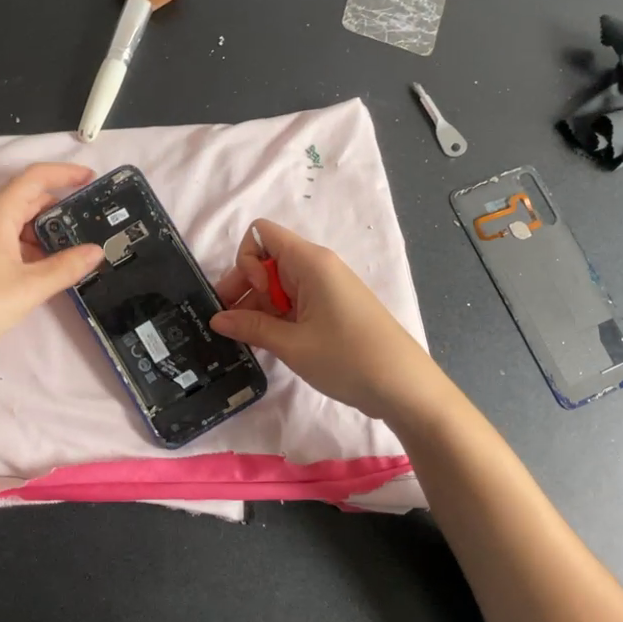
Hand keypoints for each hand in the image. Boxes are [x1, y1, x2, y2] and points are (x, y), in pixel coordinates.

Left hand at [0, 163, 104, 369]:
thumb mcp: (29, 287)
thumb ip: (66, 267)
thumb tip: (95, 251)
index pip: (36, 178)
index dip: (65, 173)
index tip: (92, 178)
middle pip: (26, 198)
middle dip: (58, 209)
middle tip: (90, 223)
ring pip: (14, 221)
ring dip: (42, 232)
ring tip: (72, 250)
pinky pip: (2, 237)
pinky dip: (25, 246)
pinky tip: (41, 267)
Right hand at [210, 219, 441, 420]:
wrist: (405, 387)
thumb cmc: (348, 359)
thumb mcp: (292, 345)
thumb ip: (251, 327)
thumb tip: (217, 319)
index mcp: (310, 262)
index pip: (261, 234)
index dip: (246, 261)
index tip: (254, 295)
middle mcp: (317, 268)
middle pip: (266, 260)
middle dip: (243, 287)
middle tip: (230, 324)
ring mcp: (326, 289)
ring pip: (278, 285)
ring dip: (258, 307)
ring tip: (246, 341)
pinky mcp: (332, 309)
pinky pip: (294, 302)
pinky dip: (276, 318)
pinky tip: (267, 344)